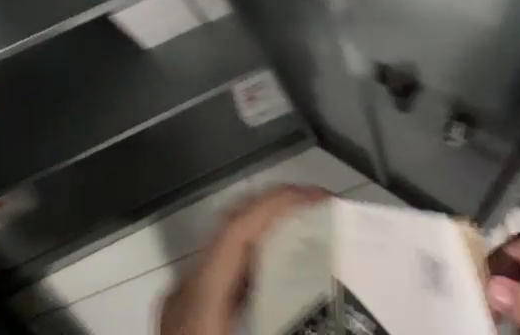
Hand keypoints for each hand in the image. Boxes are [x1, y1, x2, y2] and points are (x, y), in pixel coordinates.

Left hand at [159, 185, 330, 334]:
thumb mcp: (262, 332)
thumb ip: (295, 321)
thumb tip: (340, 312)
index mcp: (196, 301)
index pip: (237, 231)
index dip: (278, 205)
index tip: (319, 198)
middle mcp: (183, 293)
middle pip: (230, 231)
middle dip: (276, 212)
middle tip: (322, 212)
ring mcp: (179, 308)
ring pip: (224, 251)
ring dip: (265, 234)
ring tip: (309, 234)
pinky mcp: (184, 324)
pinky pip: (221, 276)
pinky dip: (252, 263)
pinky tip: (281, 277)